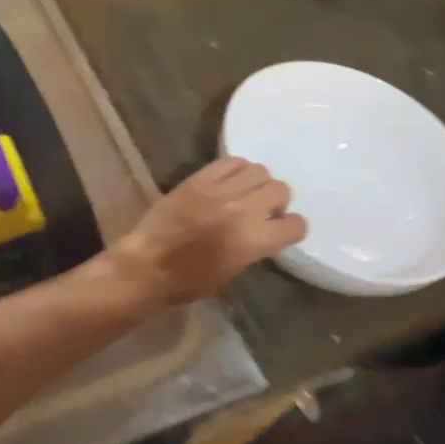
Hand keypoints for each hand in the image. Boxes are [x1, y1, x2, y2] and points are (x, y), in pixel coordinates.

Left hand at [109, 158, 305, 304]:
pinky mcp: (199, 179)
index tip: (281, 228)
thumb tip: (263, 230)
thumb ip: (253, 246)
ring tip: (244, 192)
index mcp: (254, 241)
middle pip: (280, 189)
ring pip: (259, 170)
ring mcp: (220, 191)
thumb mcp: (233, 270)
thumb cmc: (189, 281)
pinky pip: (230, 162)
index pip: (296, 224)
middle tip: (262, 209)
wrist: (149, 265)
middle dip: (276, 201)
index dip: (291, 227)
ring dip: (258, 182)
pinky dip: (236, 169)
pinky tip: (229, 181)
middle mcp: (243, 211)